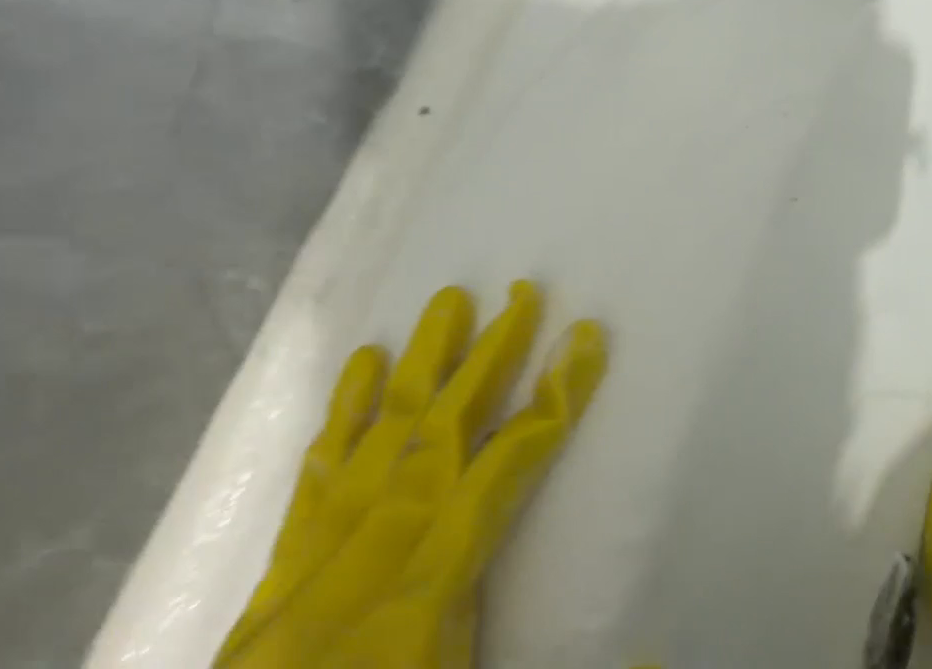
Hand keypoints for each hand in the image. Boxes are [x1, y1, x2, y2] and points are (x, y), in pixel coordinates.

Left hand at [215, 281, 606, 667]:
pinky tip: (359, 370)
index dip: (551, 403)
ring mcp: (309, 570)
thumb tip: (657, 651)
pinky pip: (313, 485)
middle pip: (432, 440)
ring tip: (445, 304)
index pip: (498, 476)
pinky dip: (340, 421)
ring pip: (370, 446)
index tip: (585, 341)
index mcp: (421, 602)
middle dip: (483, 363)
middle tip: (519, 296)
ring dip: (414, 370)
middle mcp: (362, 567)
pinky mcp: (274, 586)